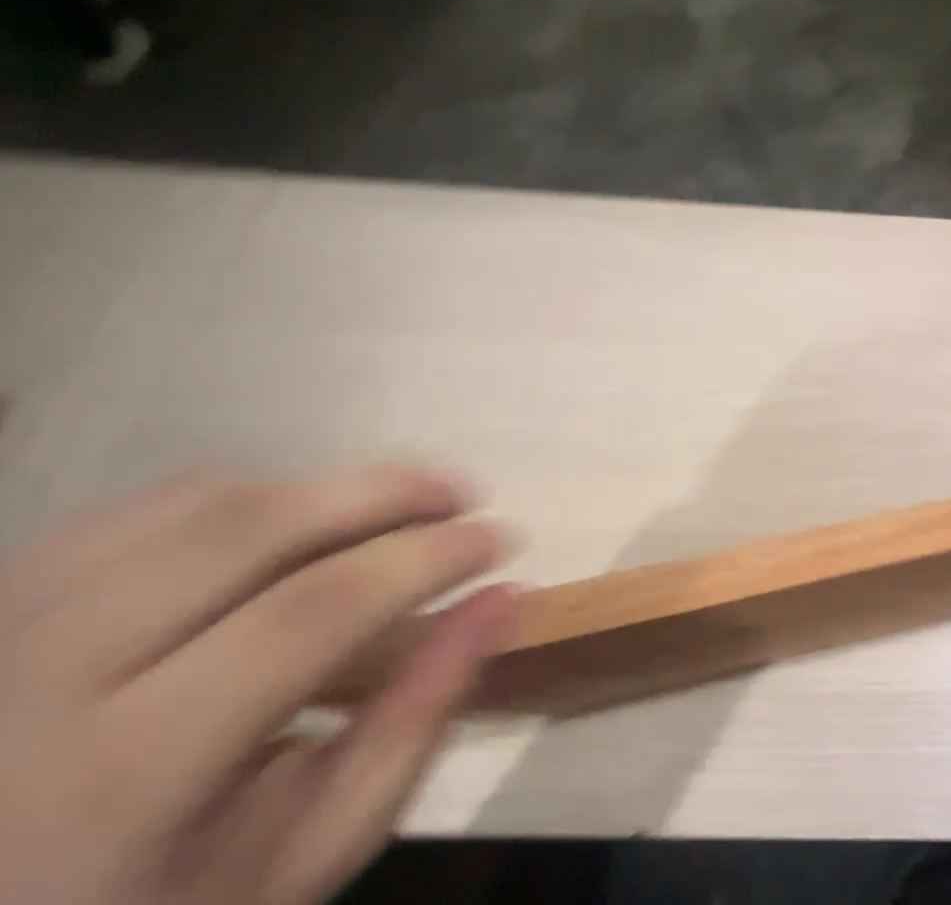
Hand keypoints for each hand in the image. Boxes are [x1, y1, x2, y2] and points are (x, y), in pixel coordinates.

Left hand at [0, 467, 515, 904]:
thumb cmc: (176, 902)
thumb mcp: (313, 847)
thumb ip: (416, 720)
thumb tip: (500, 600)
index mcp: (122, 776)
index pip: (309, 613)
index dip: (423, 558)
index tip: (500, 538)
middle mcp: (33, 679)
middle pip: (243, 528)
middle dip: (381, 492)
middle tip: (463, 493)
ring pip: (189, 502)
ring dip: (317, 491)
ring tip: (391, 512)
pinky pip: (136, 512)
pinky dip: (241, 500)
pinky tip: (294, 526)